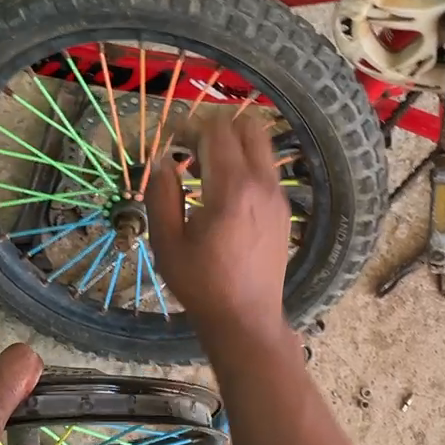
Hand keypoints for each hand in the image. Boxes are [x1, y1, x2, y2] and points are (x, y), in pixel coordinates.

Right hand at [144, 116, 290, 334]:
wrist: (245, 318)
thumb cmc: (200, 284)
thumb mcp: (167, 242)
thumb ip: (162, 194)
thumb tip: (162, 162)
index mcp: (231, 189)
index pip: (215, 132)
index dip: (189, 127)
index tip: (170, 141)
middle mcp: (261, 184)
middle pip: (247, 126)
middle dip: (216, 128)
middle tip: (190, 148)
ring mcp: (277, 196)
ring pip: (260, 145)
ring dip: (233, 145)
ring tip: (205, 168)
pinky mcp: (283, 209)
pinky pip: (266, 169)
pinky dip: (245, 164)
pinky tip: (223, 191)